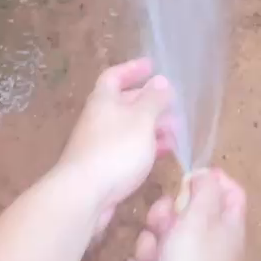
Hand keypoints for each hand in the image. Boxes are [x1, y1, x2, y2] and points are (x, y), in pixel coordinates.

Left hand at [51, 58, 174, 232]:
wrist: (84, 194)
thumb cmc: (115, 150)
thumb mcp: (141, 120)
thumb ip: (153, 100)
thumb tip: (161, 80)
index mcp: (103, 100)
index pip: (114, 76)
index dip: (132, 69)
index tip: (151, 66)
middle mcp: (99, 118)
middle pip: (124, 102)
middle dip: (150, 102)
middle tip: (173, 106)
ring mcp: (100, 143)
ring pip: (129, 128)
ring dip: (153, 127)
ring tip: (177, 131)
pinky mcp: (104, 167)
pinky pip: (129, 150)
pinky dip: (147, 147)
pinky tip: (165, 153)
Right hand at [123, 168, 246, 260]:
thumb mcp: (199, 220)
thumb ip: (203, 191)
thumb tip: (206, 174)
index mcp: (225, 227)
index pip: (229, 191)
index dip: (210, 180)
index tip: (186, 178)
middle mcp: (207, 245)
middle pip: (183, 213)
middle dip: (164, 214)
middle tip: (160, 223)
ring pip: (158, 238)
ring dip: (147, 246)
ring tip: (150, 260)